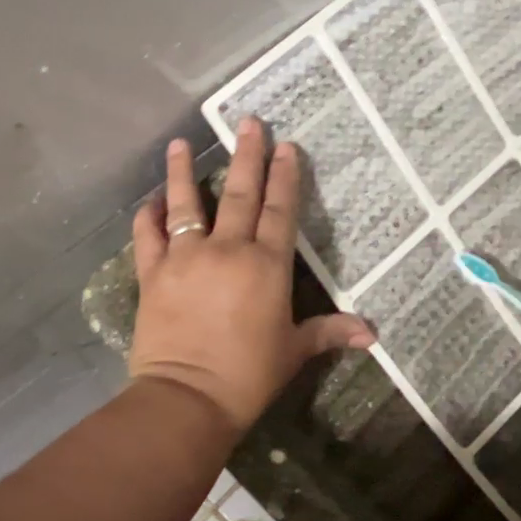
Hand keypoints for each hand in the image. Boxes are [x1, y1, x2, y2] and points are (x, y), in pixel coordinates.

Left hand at [128, 118, 373, 432]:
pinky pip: (147, 236)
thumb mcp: (294, 351)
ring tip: (182, 143)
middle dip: (247, 156)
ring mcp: (186, 258)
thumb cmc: (249, 375)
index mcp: (267, 265)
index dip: (285, 177)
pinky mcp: (153, 274)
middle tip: (249, 122)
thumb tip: (373, 334)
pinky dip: (147, 216)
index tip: (286, 146)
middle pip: (240, 194)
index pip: (280, 210)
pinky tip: (149, 201)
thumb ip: (330, 332)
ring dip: (184, 171)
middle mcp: (227, 250)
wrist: (188, 398)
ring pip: (187, 204)